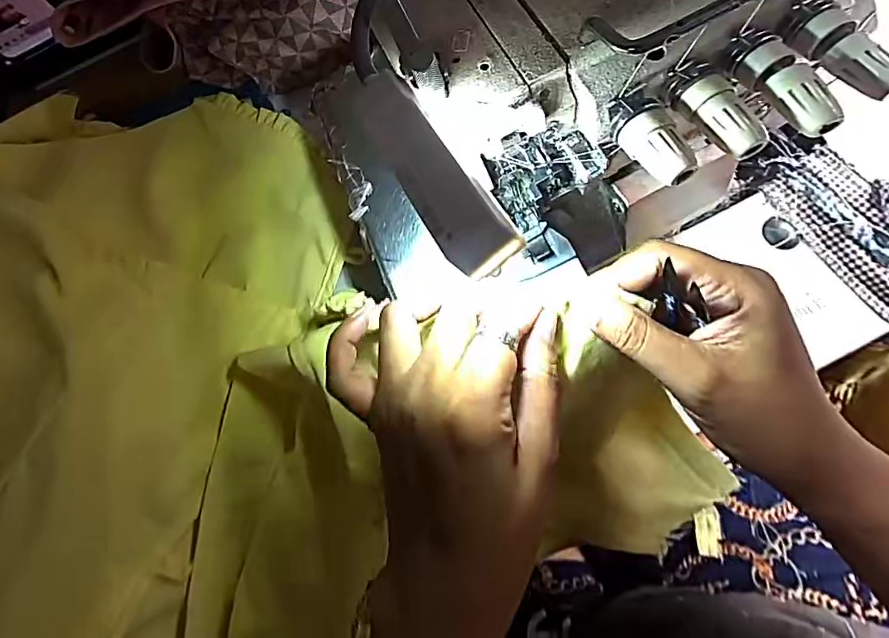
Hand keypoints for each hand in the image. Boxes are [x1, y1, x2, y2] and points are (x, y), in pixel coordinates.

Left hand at [327, 296, 560, 637]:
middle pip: (455, 309)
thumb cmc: (504, 530)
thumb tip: (546, 318)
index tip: (543, 308)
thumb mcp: (540, 460)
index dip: (526, 308)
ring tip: (464, 320)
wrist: (443, 584)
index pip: (500, 321)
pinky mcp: (370, 411)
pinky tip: (375, 316)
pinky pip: (342, 362)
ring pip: (403, 315)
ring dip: (434, 306)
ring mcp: (389, 396)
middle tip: (513, 322)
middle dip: (490, 304)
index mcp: (472, 402)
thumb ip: (541, 381)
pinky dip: (352, 333)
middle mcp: (424, 386)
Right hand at [590, 241, 838, 484]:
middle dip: (628, 293)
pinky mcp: (728, 322)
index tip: (593, 305)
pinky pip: (681, 310)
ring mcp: (734, 302)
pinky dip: (658, 325)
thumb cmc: (769, 422)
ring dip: (642, 310)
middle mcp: (738, 282)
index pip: (663, 256)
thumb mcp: (696, 378)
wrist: (811, 460)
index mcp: (740, 283)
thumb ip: (642, 339)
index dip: (622, 277)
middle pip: (664, 269)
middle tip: (598, 321)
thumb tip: (595, 309)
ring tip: (616, 334)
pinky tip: (644, 345)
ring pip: (669, 290)